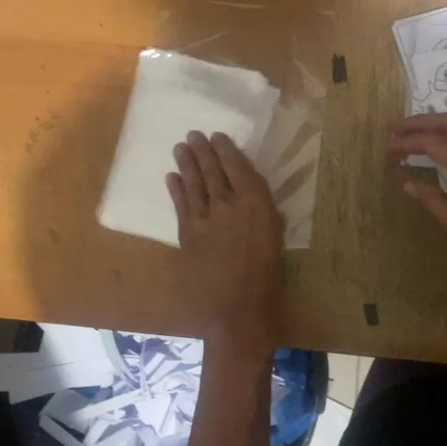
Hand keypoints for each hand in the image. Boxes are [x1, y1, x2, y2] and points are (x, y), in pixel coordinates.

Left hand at [168, 131, 284, 344]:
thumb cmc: (266, 278)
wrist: (237, 311)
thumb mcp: (274, 238)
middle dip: (202, 150)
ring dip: (186, 164)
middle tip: (193, 135)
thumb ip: (262, 214)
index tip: (217, 137)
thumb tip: (250, 199)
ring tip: (180, 148)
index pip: (238, 167)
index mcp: (257, 203)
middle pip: (213, 170)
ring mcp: (205, 219)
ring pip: (194, 184)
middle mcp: (229, 204)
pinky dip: (176, 189)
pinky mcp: (187, 234)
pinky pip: (181, 205)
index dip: (226, 150)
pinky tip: (172, 178)